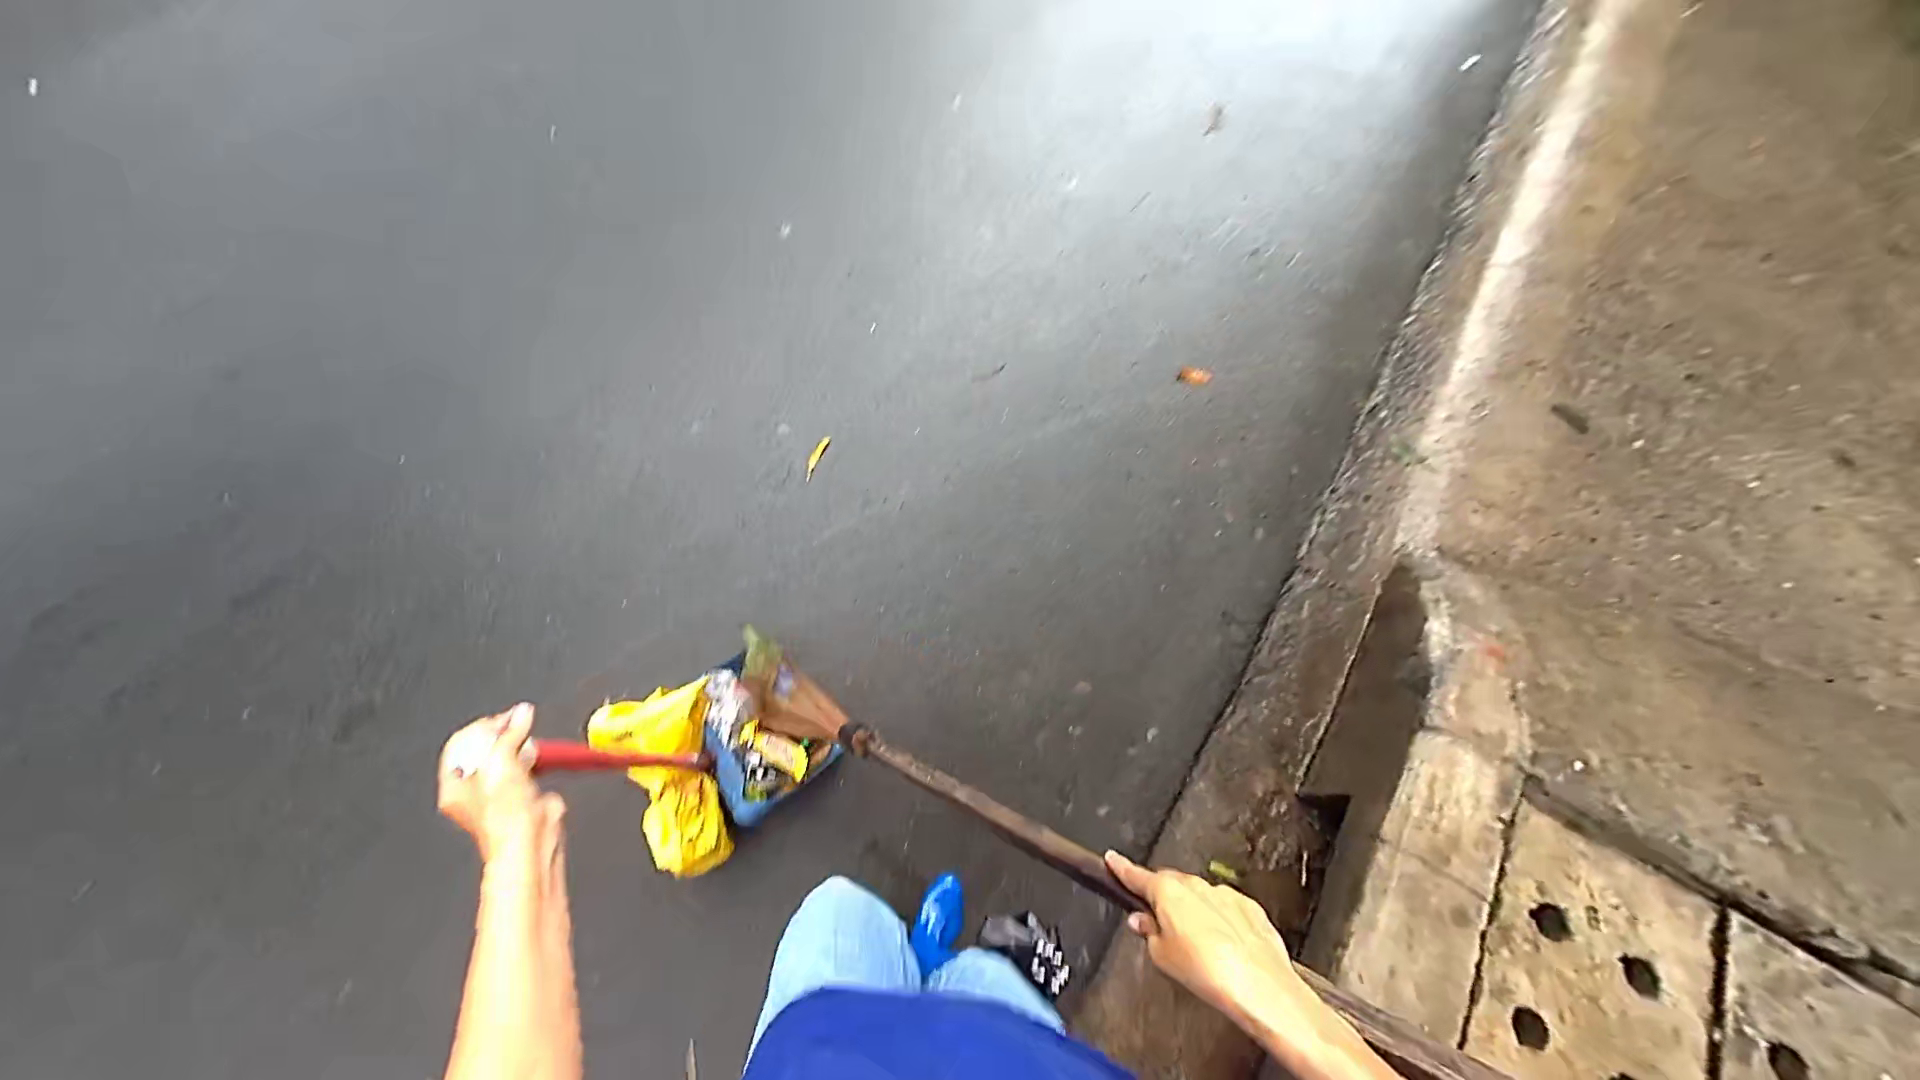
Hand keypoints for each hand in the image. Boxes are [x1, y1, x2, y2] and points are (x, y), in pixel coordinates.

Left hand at [438, 703, 563, 861]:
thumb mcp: (500, 762)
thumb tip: (522, 712)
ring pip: (507, 755)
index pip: (461, 744)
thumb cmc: (503, 815)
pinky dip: (534, 756)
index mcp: (454, 785)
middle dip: (502, 733)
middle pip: (484, 748)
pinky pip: (527, 765)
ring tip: (528, 739)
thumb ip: (510, 734)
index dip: (481, 727)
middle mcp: (474, 788)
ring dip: (520, 744)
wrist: (531, 838)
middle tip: (516, 723)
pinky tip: (539, 753)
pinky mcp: (524, 790)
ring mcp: (500, 789)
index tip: (502, 718)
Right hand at [1105, 850, 1304, 1022]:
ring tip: (1201, 952)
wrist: (1260, 986)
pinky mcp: (1247, 907)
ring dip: (1194, 915)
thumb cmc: (1211, 972)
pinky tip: (1225, 950)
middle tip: (1162, 930)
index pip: (1135, 874)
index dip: (1120, 867)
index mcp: (1166, 891)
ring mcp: (1222, 893)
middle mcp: (1193, 884)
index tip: (1112, 859)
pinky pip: (1225, 909)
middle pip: (1169, 887)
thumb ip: (1148, 932)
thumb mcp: (1162, 957)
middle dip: (1164, 903)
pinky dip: (1221, 924)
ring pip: (1198, 898)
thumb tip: (1143, 923)